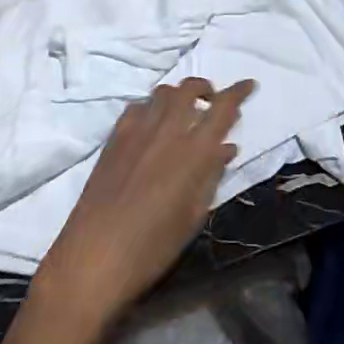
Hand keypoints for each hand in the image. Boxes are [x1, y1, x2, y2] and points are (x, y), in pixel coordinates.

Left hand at [32, 77, 254, 324]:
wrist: (93, 259)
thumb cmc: (154, 246)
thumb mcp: (194, 215)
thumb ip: (211, 175)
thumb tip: (226, 148)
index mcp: (194, 151)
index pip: (223, 107)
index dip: (239, 92)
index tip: (249, 84)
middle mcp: (167, 131)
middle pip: (189, 89)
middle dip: (206, 88)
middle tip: (212, 102)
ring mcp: (136, 132)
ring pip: (162, 93)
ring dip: (178, 95)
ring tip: (183, 113)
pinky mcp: (113, 140)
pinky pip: (136, 108)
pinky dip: (151, 108)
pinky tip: (151, 127)